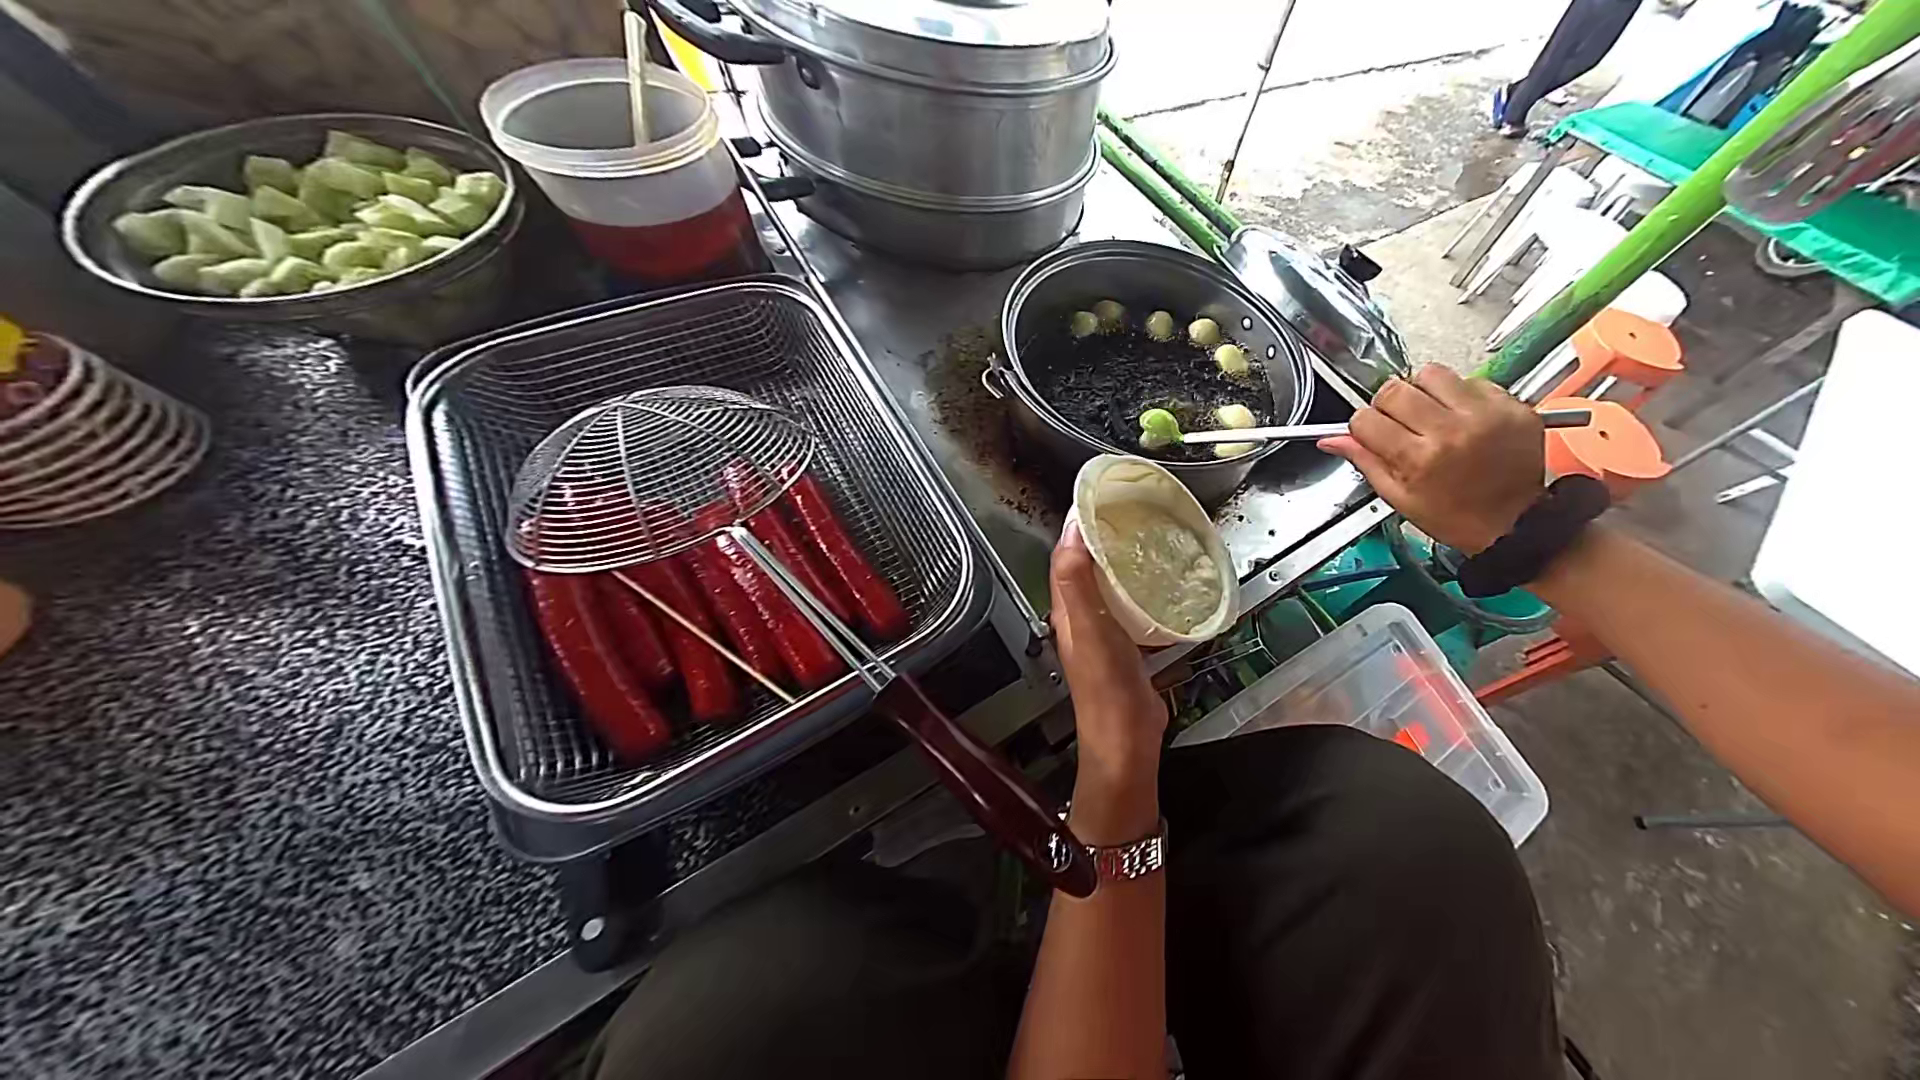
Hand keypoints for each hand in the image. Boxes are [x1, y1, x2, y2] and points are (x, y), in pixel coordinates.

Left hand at [1050, 521, 1164, 839]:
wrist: (1126, 739)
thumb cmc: (1106, 686)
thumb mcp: (1089, 628)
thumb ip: (1077, 583)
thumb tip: (1071, 533)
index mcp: (1065, 608)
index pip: (1066, 556)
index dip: (1079, 527)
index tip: (1102, 500)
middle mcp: (1079, 617)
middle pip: (1087, 567)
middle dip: (1104, 539)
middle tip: (1132, 515)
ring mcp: (1103, 631)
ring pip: (1109, 585)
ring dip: (1122, 562)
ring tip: (1148, 540)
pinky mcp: (1125, 646)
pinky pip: (1130, 606)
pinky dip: (1140, 589)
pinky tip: (1160, 584)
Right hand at [1319, 365, 1545, 553]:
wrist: (1516, 521)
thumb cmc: (1454, 515)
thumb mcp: (1398, 496)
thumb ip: (1364, 461)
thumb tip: (1331, 439)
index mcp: (1419, 458)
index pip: (1366, 419)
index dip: (1362, 427)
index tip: (1370, 435)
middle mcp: (1452, 430)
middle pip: (1394, 390)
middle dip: (1386, 405)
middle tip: (1397, 423)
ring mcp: (1484, 415)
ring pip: (1431, 374)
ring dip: (1421, 391)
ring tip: (1428, 414)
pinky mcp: (1510, 406)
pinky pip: (1470, 380)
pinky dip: (1457, 395)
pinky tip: (1458, 417)